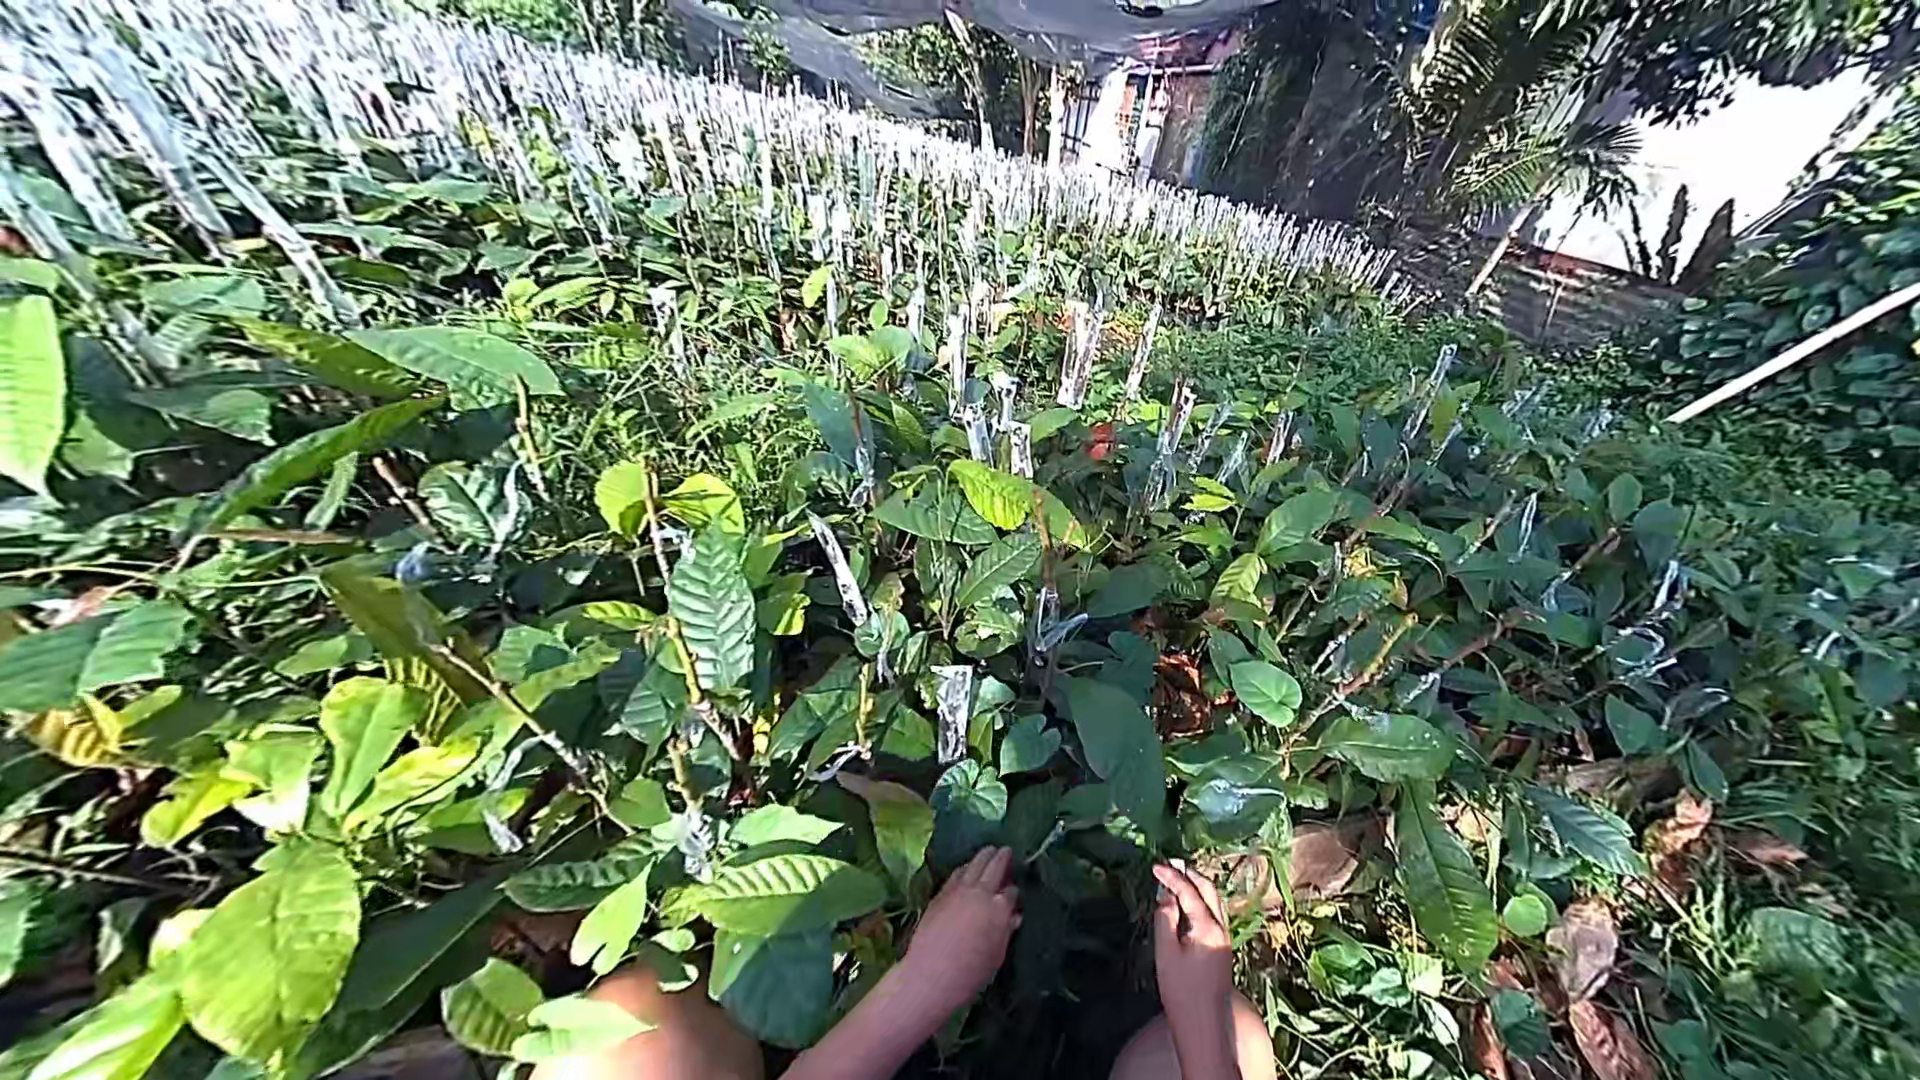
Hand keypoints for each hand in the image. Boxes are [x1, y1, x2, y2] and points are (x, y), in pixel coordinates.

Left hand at [903, 845, 1020, 1013]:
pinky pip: (957, 872)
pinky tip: (966, 866)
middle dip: (1002, 857)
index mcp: (999, 909)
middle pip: (994, 868)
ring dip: (984, 856)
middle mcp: (981, 892)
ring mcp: (960, 889)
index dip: (1014, 890)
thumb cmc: (970, 973)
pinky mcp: (942, 892)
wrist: (931, 974)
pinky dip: (965, 866)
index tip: (1015, 889)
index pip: (1011, 892)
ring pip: (975, 864)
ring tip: (990, 850)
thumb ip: (1006, 931)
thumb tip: (1014, 916)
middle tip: (1006, 850)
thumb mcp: (996, 956)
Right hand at [1152, 861, 1238, 1078]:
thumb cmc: (1181, 991)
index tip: (1154, 866)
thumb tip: (1166, 896)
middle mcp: (1222, 929)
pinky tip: (1185, 903)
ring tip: (1177, 876)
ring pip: (1214, 901)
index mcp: (1208, 927)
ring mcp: (1224, 940)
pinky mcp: (1222, 949)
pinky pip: (1213, 913)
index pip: (1189, 891)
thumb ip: (1165, 918)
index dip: (1171, 876)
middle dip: (1190, 874)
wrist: (1204, 1028)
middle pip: (1209, 891)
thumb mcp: (1166, 951)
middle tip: (1169, 864)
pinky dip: (1200, 900)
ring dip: (1196, 886)